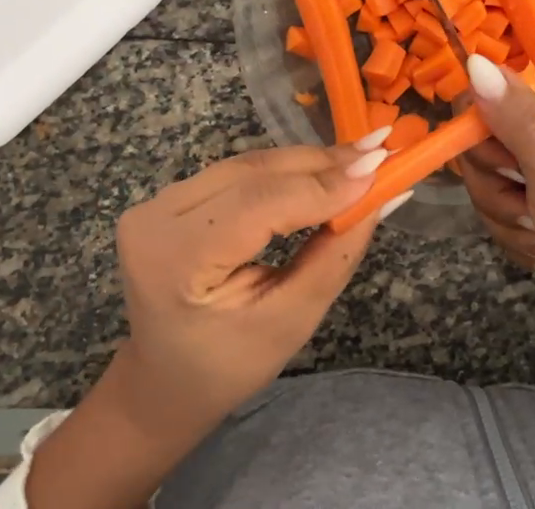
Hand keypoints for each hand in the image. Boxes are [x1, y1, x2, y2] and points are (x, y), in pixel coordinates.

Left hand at [110, 138, 388, 436]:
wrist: (163, 381)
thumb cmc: (224, 367)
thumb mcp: (286, 324)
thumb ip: (331, 259)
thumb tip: (375, 199)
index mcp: (174, 259)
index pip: (256, 203)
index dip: (320, 184)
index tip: (378, 170)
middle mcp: (155, 217)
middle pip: (250, 173)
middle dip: (319, 164)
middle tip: (379, 154)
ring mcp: (155, 202)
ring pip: (244, 166)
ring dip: (303, 163)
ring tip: (359, 160)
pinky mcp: (167, 197)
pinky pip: (234, 174)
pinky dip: (280, 173)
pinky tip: (319, 170)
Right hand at [458, 55, 534, 311]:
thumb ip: (519, 119)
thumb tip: (475, 60)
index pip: (473, 110)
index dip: (478, 150)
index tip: (509, 175)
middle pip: (476, 155)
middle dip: (494, 194)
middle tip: (531, 212)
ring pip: (487, 188)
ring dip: (507, 221)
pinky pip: (503, 211)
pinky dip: (517, 235)